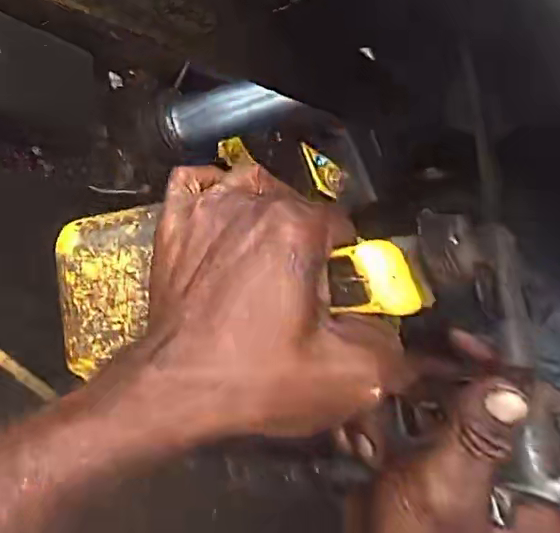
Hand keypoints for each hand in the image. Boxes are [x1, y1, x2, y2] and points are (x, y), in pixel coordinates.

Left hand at [89, 161, 409, 450]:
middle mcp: (244, 208)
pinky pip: (190, 181)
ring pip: (244, 179)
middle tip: (314, 274)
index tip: (351, 284)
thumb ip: (388, 341)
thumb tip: (386, 327)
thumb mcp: (352, 375)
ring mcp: (202, 210)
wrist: (181, 379)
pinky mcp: (171, 222)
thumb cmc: (251, 374)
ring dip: (266, 200)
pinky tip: (222, 209)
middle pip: (292, 199)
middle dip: (311, 232)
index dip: (352, 255)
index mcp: (291, 230)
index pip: (340, 221)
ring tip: (276, 238)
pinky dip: (209, 186)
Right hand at [361, 378, 559, 532]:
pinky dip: (387, 426)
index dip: (497, 372)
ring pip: (439, 419)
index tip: (459, 340)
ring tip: (373, 414)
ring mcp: (465, 484)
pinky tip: (364, 434)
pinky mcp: (427, 482)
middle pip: (478, 411)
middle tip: (396, 372)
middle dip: (431, 389)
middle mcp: (509, 487)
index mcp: (536, 494)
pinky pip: (412, 436)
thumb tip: (509, 385)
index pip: (527, 415)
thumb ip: (474, 437)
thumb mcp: (446, 487)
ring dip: (400, 407)